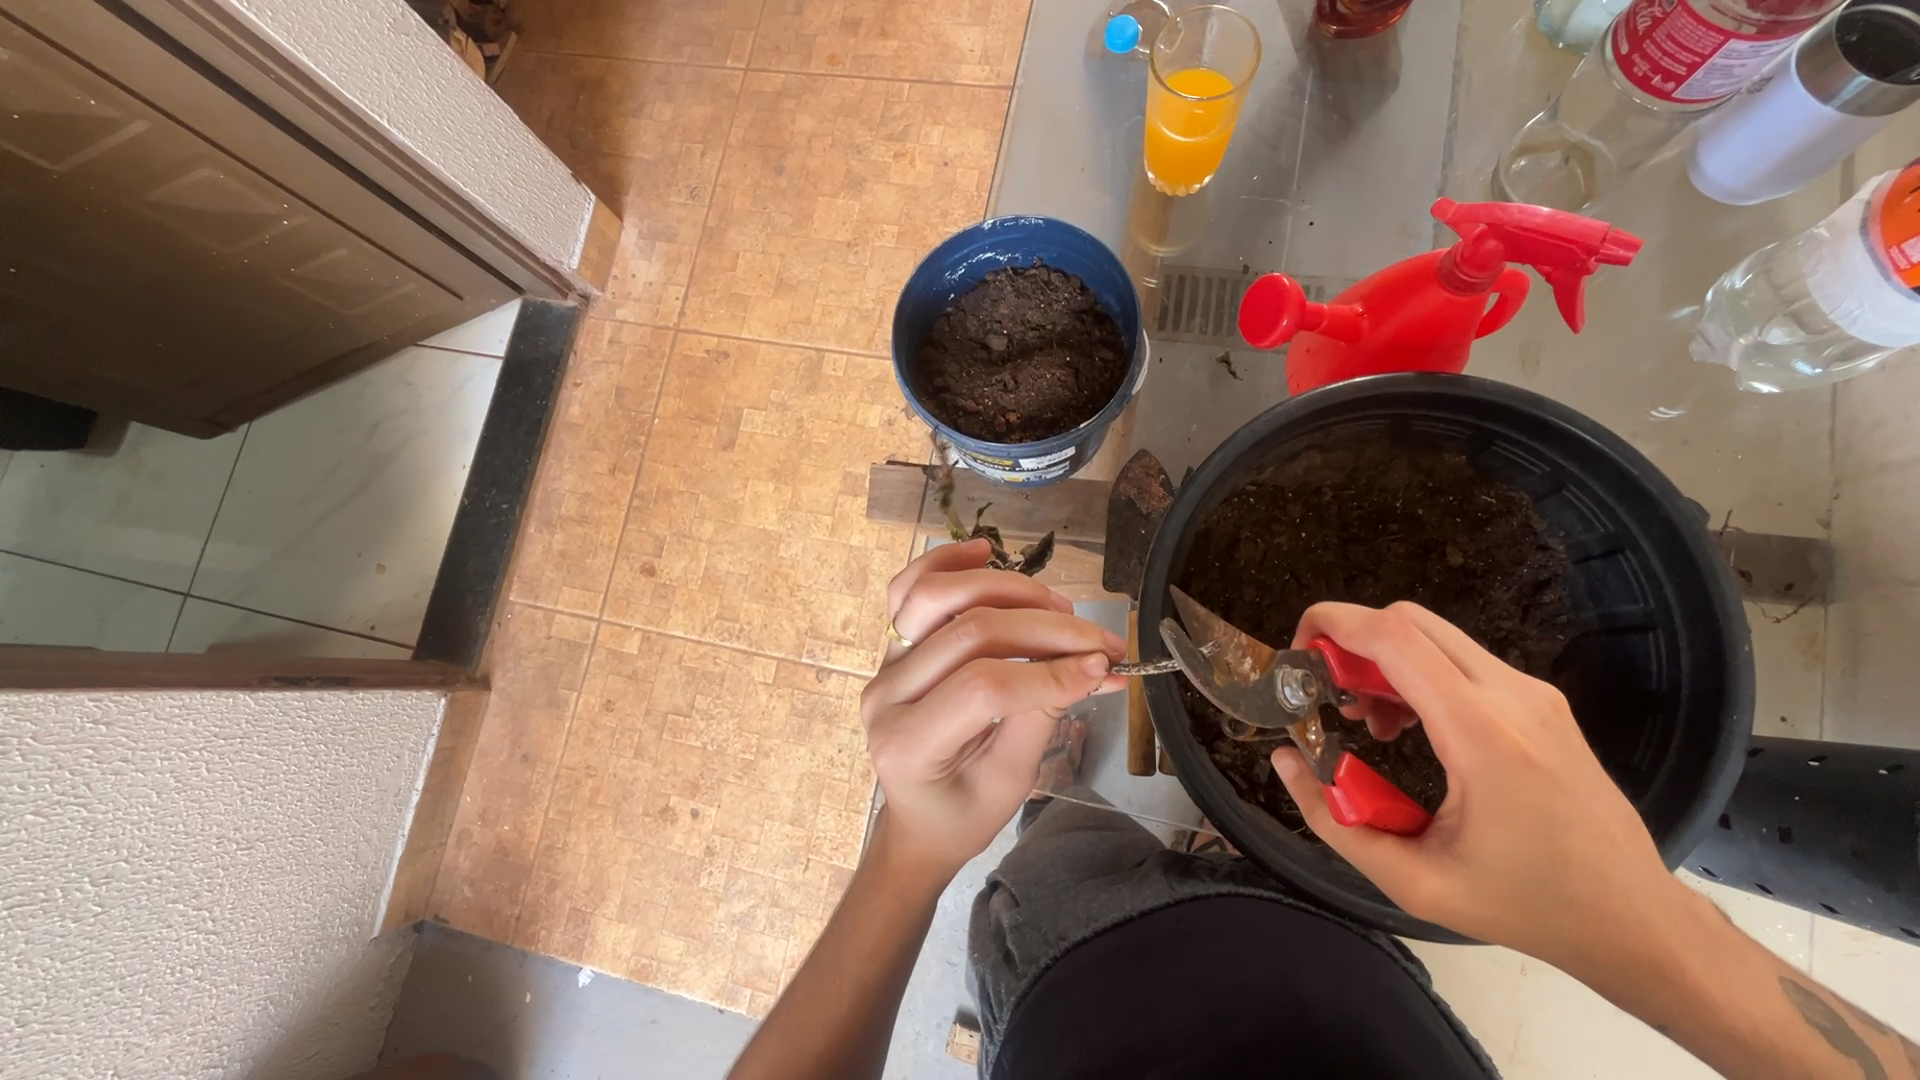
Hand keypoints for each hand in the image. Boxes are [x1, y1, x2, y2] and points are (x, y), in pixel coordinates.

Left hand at [862, 539, 1127, 876]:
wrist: (921, 817)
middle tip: (1099, 642)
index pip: (983, 688)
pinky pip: (909, 588)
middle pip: (969, 634)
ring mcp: (885, 662)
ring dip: (1006, 589)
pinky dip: (946, 561)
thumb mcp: (1010, 782)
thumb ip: (1042, 717)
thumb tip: (1093, 665)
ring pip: (937, 597)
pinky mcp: (893, 643)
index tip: (1102, 667)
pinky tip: (985, 551)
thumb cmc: (965, 812)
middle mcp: (886, 694)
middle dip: (1045, 630)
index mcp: (909, 744)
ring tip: (1057, 606)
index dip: (1047, 672)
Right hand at [1272, 601, 1685, 966]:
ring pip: (1435, 636)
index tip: (1298, 651)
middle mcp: (1513, 696)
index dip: (1334, 624)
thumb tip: (1285, 760)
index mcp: (1482, 735)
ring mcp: (1534, 695)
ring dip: (1383, 659)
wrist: (1636, 920)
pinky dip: (1416, 672)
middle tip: (1325, 690)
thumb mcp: (1411, 881)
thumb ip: (1333, 819)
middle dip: (1351, 640)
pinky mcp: (1542, 702)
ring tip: (1368, 720)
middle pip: (1411, 621)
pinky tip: (1408, 726)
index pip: (1396, 637)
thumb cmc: (1524, 906)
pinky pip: (1462, 659)